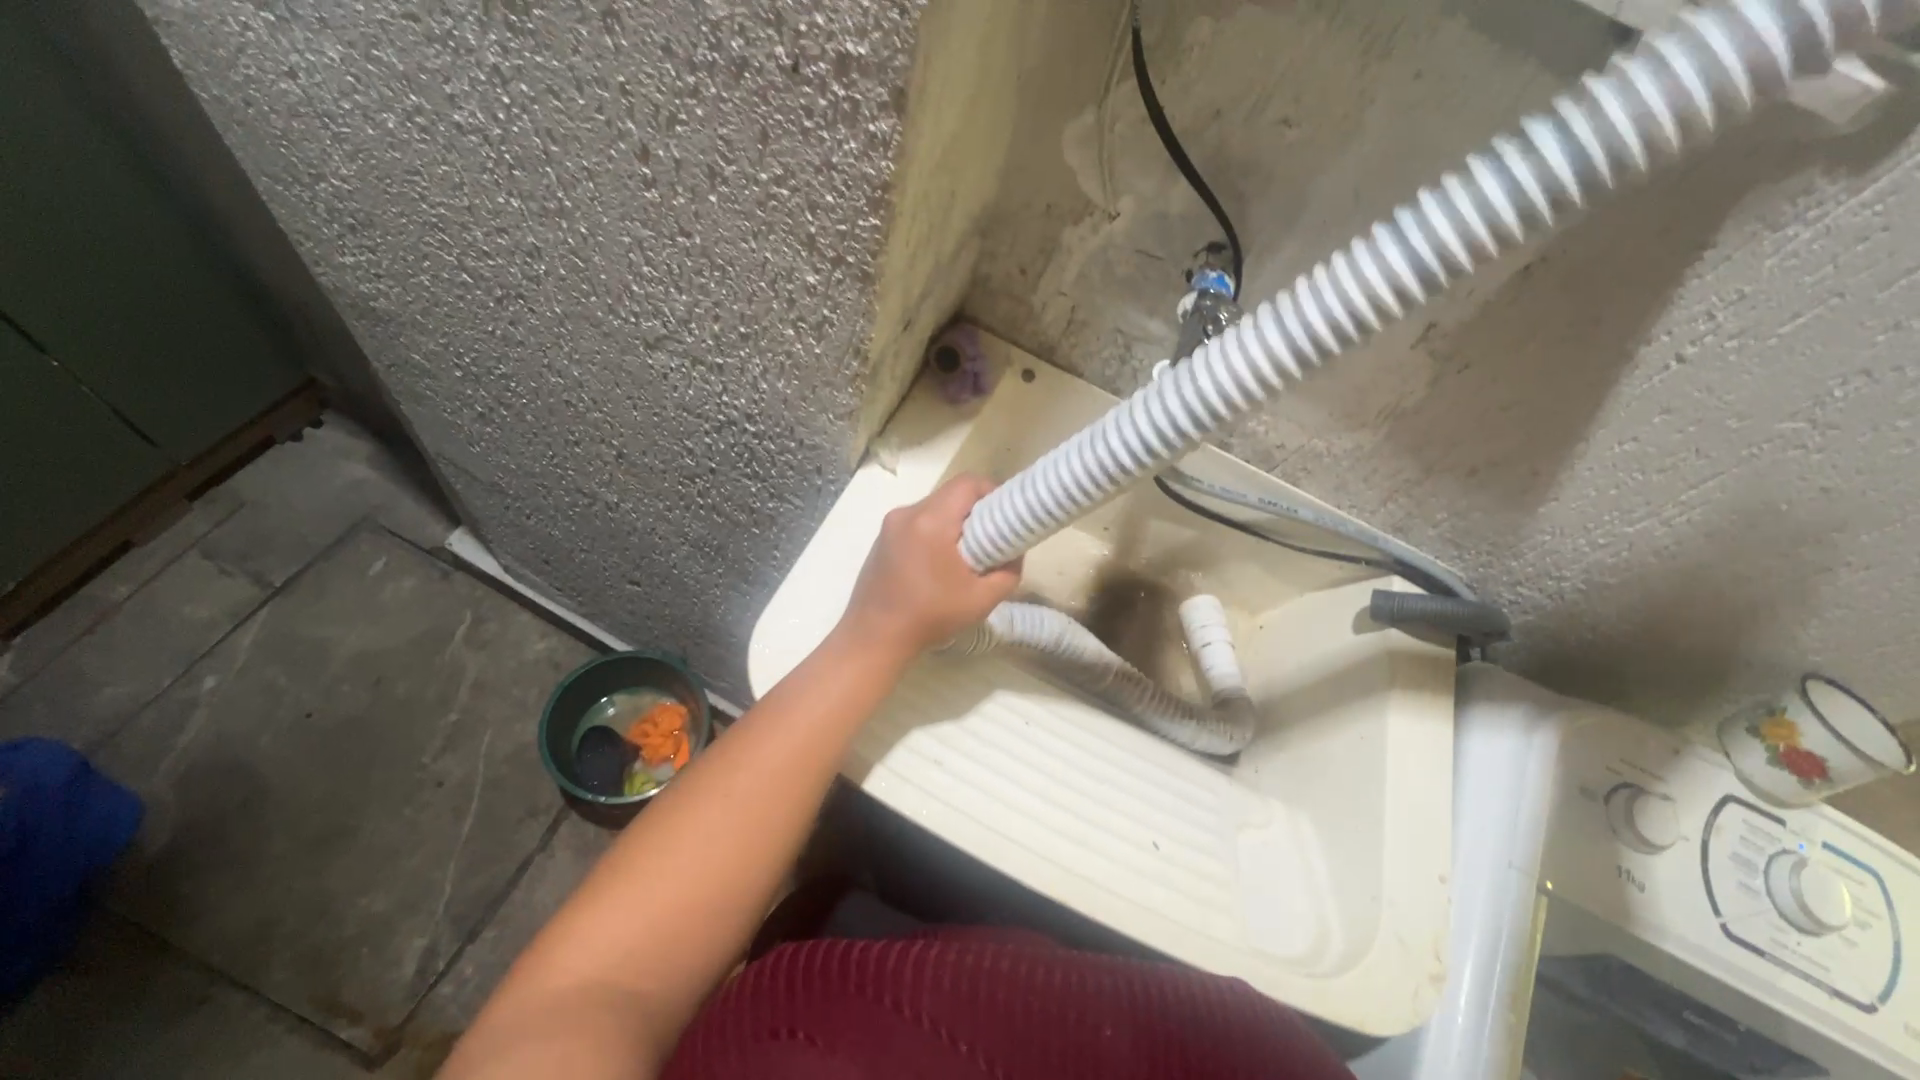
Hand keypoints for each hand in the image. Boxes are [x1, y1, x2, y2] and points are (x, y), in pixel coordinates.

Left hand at [837, 474, 1021, 657]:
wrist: (874, 637)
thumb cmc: (929, 617)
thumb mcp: (982, 600)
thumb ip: (1008, 572)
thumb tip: (1014, 553)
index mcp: (931, 521)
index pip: (967, 484)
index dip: (992, 492)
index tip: (1004, 517)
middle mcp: (907, 514)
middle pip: (949, 495)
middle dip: (974, 511)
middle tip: (990, 539)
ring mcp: (890, 525)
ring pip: (932, 509)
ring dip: (953, 523)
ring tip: (965, 556)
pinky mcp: (881, 539)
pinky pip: (916, 523)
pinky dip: (933, 533)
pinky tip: (938, 565)